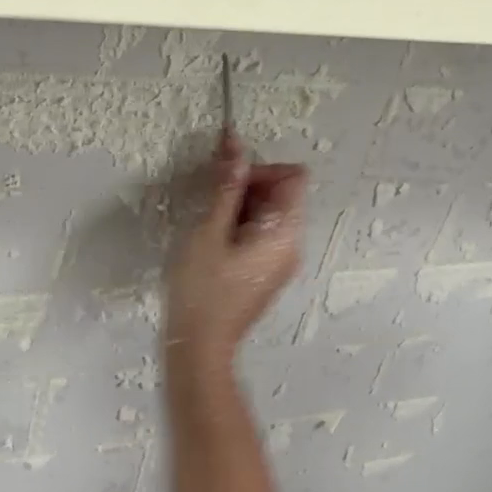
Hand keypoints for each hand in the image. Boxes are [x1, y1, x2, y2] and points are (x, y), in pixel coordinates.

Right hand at [165, 130, 306, 376]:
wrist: (198, 347)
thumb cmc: (201, 289)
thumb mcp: (209, 230)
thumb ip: (226, 185)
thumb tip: (236, 144)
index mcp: (285, 232)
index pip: (294, 176)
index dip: (261, 167)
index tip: (228, 178)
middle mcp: (291, 245)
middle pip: (283, 193)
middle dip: (248, 184)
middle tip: (211, 197)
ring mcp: (280, 261)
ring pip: (269, 213)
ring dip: (240, 204)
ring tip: (207, 221)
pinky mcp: (265, 272)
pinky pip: (261, 233)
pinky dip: (239, 224)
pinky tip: (212, 239)